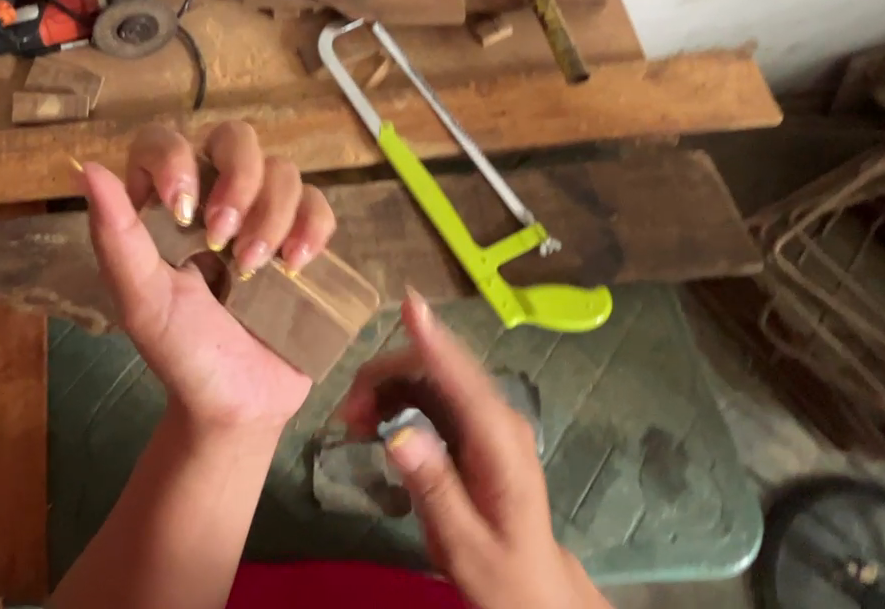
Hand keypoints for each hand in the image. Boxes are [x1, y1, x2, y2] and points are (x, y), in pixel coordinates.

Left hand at [76, 121, 336, 433]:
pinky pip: (318, 203)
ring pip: (281, 169)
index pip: (165, 141)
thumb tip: (86, 168)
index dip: (174, 158)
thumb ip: (115, 235)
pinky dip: (312, 226)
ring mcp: (263, 213)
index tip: (180, 206)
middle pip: (235, 138)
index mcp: (166, 205)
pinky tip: (296, 265)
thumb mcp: (142, 298)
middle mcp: (215, 196)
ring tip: (254, 269)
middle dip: (237, 180)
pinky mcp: (302, 236)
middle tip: (222, 236)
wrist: (237, 405)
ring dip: (270, 215)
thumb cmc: (179, 350)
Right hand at [337, 291, 610, 608]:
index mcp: (501, 443)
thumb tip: (399, 435)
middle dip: (384, 378)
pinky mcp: (472, 426)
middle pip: (435, 370)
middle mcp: (496, 417)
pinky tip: (372, 425)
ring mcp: (485, 418)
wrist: (536, 592)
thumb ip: (434, 489)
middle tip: (347, 415)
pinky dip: (394, 400)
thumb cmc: (503, 573)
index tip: (410, 304)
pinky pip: (428, 395)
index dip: (434, 340)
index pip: (464, 380)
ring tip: (353, 423)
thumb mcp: (465, 545)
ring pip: (426, 378)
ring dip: (384, 389)